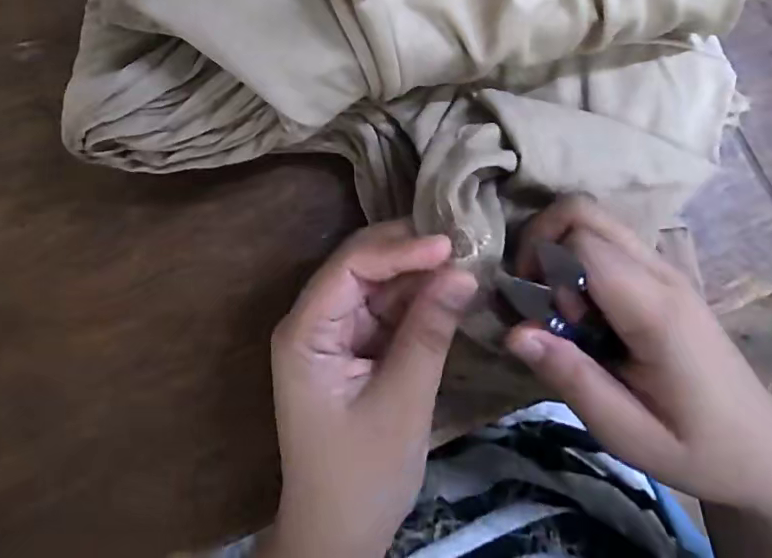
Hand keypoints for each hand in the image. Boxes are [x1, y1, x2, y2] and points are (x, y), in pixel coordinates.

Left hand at [260, 221, 477, 557]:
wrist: (339, 535)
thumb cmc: (362, 476)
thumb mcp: (401, 404)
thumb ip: (429, 333)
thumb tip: (464, 272)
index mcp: (305, 332)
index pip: (351, 266)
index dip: (399, 248)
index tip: (449, 243)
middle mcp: (314, 320)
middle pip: (361, 265)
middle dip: (410, 252)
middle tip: (463, 242)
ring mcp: (334, 332)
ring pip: (378, 282)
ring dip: (419, 272)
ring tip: (465, 258)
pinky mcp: (355, 345)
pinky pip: (388, 307)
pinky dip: (419, 297)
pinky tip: (449, 287)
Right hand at [500, 197, 771, 511]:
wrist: (763, 450)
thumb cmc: (697, 448)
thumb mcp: (629, 434)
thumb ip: (573, 379)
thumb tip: (514, 331)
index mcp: (655, 308)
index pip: (582, 241)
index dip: (547, 266)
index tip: (546, 315)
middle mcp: (660, 272)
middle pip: (585, 211)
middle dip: (542, 237)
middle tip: (534, 290)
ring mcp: (666, 268)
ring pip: (596, 219)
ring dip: (561, 246)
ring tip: (560, 305)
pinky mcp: (664, 274)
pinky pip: (609, 240)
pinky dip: (579, 255)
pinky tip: (584, 307)